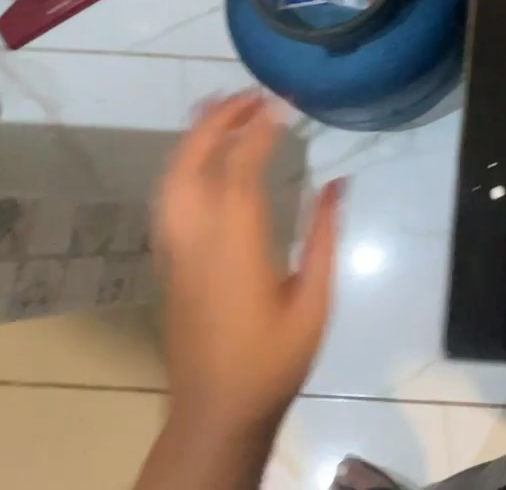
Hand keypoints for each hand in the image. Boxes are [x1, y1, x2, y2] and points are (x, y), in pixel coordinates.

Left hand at [152, 90, 344, 435]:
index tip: (284, 103)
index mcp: (236, 246)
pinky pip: (167, 197)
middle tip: (253, 95)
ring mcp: (174, 249)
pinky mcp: (168, 261)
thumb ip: (325, 235)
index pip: (240, 169)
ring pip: (171, 177)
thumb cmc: (274, 358)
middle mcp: (196, 238)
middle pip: (194, 162)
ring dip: (195, 136)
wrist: (216, 411)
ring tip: (224, 108)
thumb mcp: (315, 299)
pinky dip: (183, 162)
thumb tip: (339, 183)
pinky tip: (204, 156)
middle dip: (220, 120)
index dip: (261, 129)